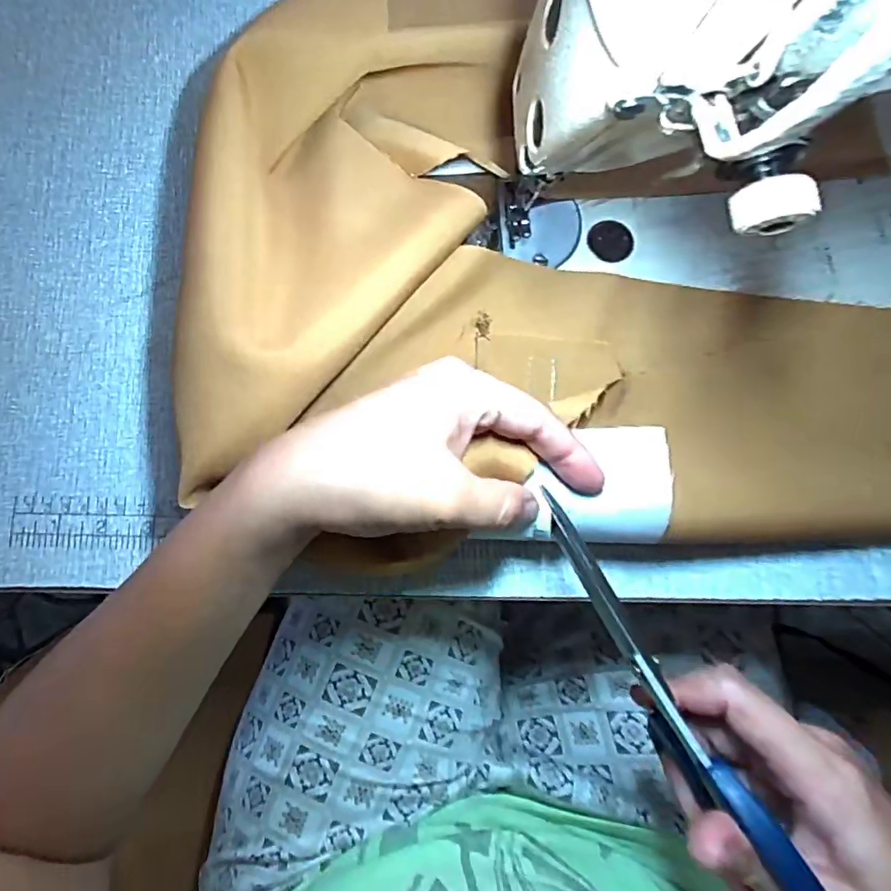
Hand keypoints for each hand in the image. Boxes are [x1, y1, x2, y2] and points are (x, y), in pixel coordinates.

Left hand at [229, 357, 604, 539]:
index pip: (533, 417)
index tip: (596, 488)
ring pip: (482, 433)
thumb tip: (533, 506)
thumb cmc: (375, 479)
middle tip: (574, 489)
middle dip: (543, 454)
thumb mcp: (448, 497)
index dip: (571, 453)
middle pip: (510, 419)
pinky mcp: (400, 424)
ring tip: (537, 490)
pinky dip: (478, 465)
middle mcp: (444, 384)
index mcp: (463, 386)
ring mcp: (418, 402)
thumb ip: (501, 502)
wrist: (294, 482)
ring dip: (509, 462)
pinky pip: (456, 442)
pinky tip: (483, 485)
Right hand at [638, 666, 890, 890]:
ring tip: (736, 863)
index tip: (641, 704)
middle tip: (702, 832)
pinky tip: (754, 858)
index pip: (735, 694)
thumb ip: (754, 863)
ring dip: (712, 797)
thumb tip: (696, 835)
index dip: (682, 688)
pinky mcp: (811, 781)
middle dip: (693, 769)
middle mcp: (812, 749)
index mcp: (819, 767)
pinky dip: (733, 807)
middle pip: (720, 724)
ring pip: (728, 750)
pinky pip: (749, 773)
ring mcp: (812, 763)